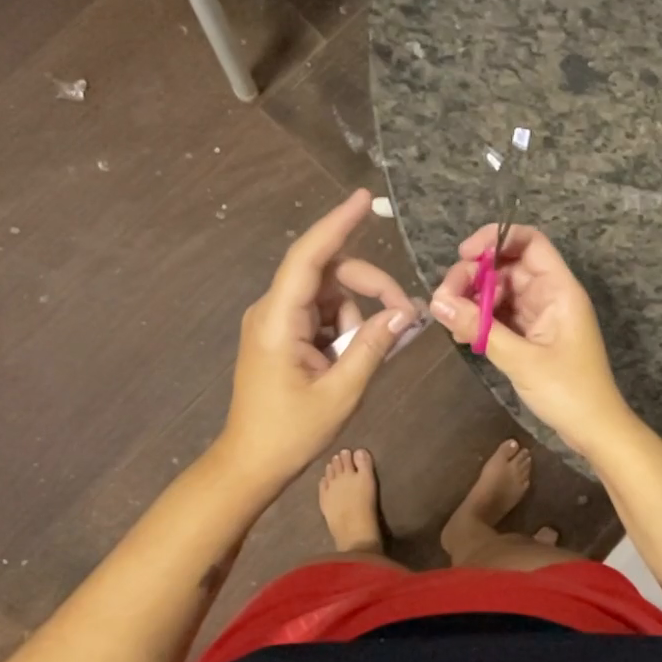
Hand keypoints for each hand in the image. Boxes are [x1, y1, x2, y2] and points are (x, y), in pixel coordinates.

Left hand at [218, 190, 420, 487]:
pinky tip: (357, 360)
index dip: (338, 225)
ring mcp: (276, 323)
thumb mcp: (342, 391)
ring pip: (332, 299)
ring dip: (360, 320)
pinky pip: (325, 319)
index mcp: (278, 319)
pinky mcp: (283, 337)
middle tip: (408, 319)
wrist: (253, 461)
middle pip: (329, 275)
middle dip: (371, 289)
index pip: (310, 257)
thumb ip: (374, 347)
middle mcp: (273, 310)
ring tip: (367, 361)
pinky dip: (348, 332)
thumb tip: (404, 313)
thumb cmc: (292, 430)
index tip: (364, 199)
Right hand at [430, 225, 630, 450]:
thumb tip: (437, 302)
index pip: (530, 242)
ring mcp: (541, 317)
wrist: (594, 429)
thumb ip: (479, 328)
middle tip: (446, 299)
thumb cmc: (570, 393)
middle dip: (474, 275)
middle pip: (506, 266)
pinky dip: (482, 321)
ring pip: (500, 292)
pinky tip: (464, 335)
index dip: (496, 238)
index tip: (465, 256)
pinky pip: (502, 317)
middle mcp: (550, 297)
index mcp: (560, 291)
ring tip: (451, 320)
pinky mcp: (533, 338)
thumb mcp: (522, 360)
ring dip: (473, 300)